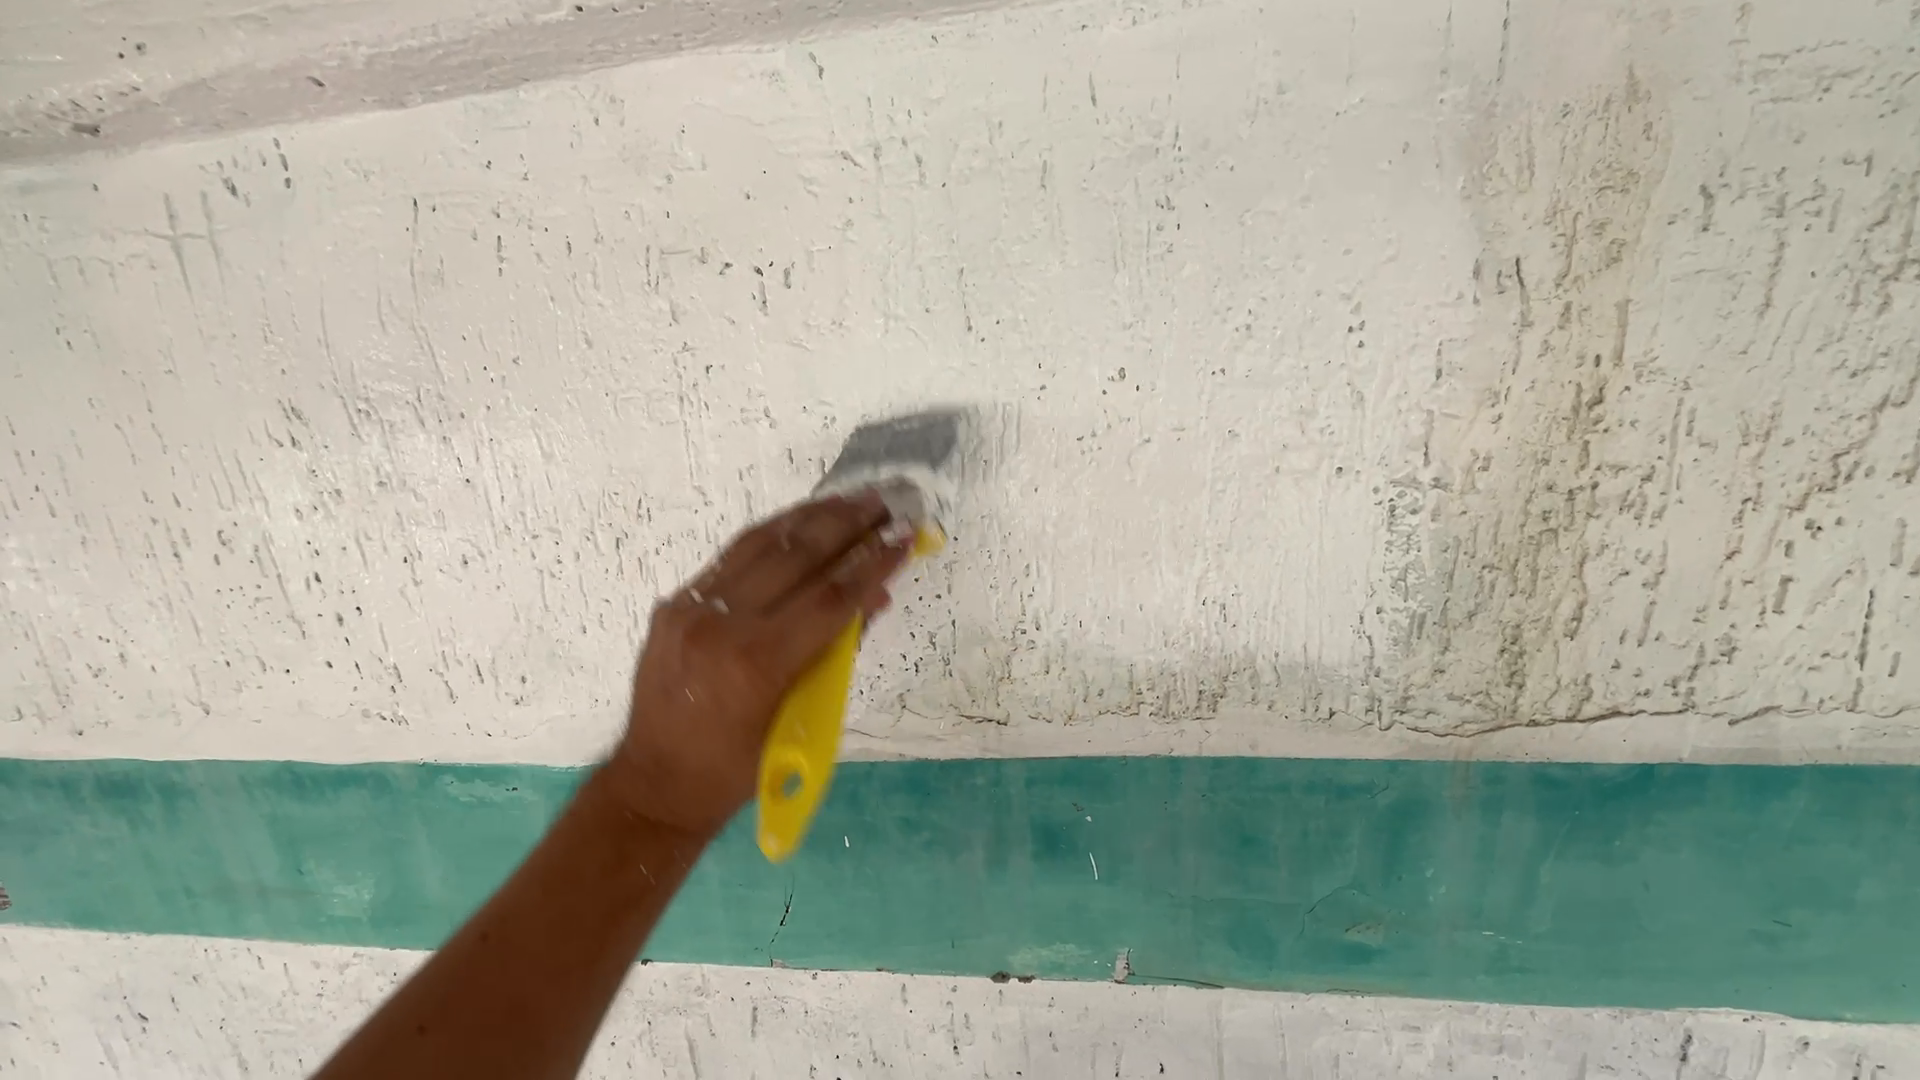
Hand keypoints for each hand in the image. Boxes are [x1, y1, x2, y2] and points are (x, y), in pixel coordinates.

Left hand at [603, 492, 913, 838]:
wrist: (655, 783)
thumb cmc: (739, 770)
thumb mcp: (801, 721)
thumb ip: (837, 652)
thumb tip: (875, 596)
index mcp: (758, 662)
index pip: (830, 597)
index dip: (872, 563)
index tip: (904, 537)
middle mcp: (723, 624)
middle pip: (797, 558)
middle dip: (848, 526)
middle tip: (884, 502)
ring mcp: (692, 608)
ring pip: (761, 544)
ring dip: (810, 517)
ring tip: (849, 500)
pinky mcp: (676, 603)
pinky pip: (731, 556)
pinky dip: (772, 534)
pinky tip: (799, 521)